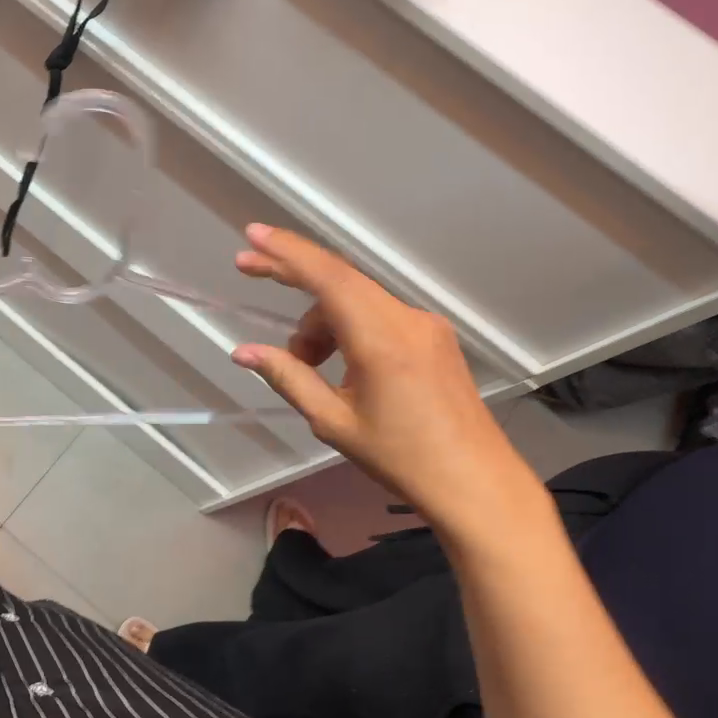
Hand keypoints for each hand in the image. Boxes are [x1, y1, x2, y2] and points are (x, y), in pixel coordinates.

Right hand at [230, 224, 541, 533]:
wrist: (473, 480)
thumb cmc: (400, 457)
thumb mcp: (332, 421)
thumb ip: (288, 378)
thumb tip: (244, 352)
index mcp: (381, 340)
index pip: (329, 279)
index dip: (287, 253)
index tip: (252, 236)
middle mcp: (407, 320)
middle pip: (339, 282)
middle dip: (292, 277)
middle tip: (246, 269)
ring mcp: (425, 326)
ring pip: (356, 302)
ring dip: (319, 322)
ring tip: (303, 365)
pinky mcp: (433, 339)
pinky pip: (377, 317)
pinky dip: (345, 330)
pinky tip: (334, 365)